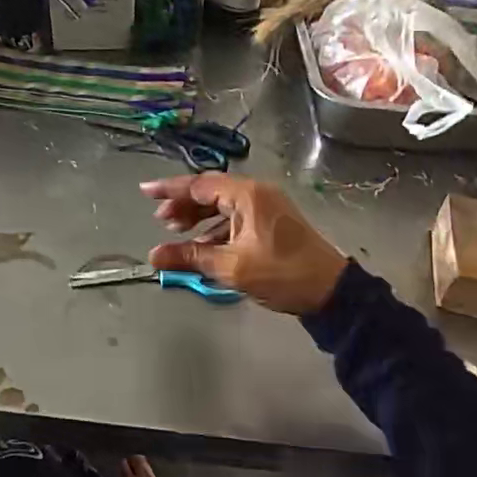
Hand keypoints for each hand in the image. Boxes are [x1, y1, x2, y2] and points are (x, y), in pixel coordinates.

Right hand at [140, 174, 347, 315]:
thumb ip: (189, 257)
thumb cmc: (281, 273)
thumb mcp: (231, 267)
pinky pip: (234, 216)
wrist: (332, 292)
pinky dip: (214, 226)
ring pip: (221, 204)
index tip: (144, 191)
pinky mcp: (270, 222)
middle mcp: (256, 194)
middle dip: (182, 204)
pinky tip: (202, 244)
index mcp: (247, 195)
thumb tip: (153, 256)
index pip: (199, 185)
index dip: (169, 188)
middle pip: (209, 192)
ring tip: (177, 231)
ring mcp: (265, 207)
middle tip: (161, 220)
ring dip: (197, 216)